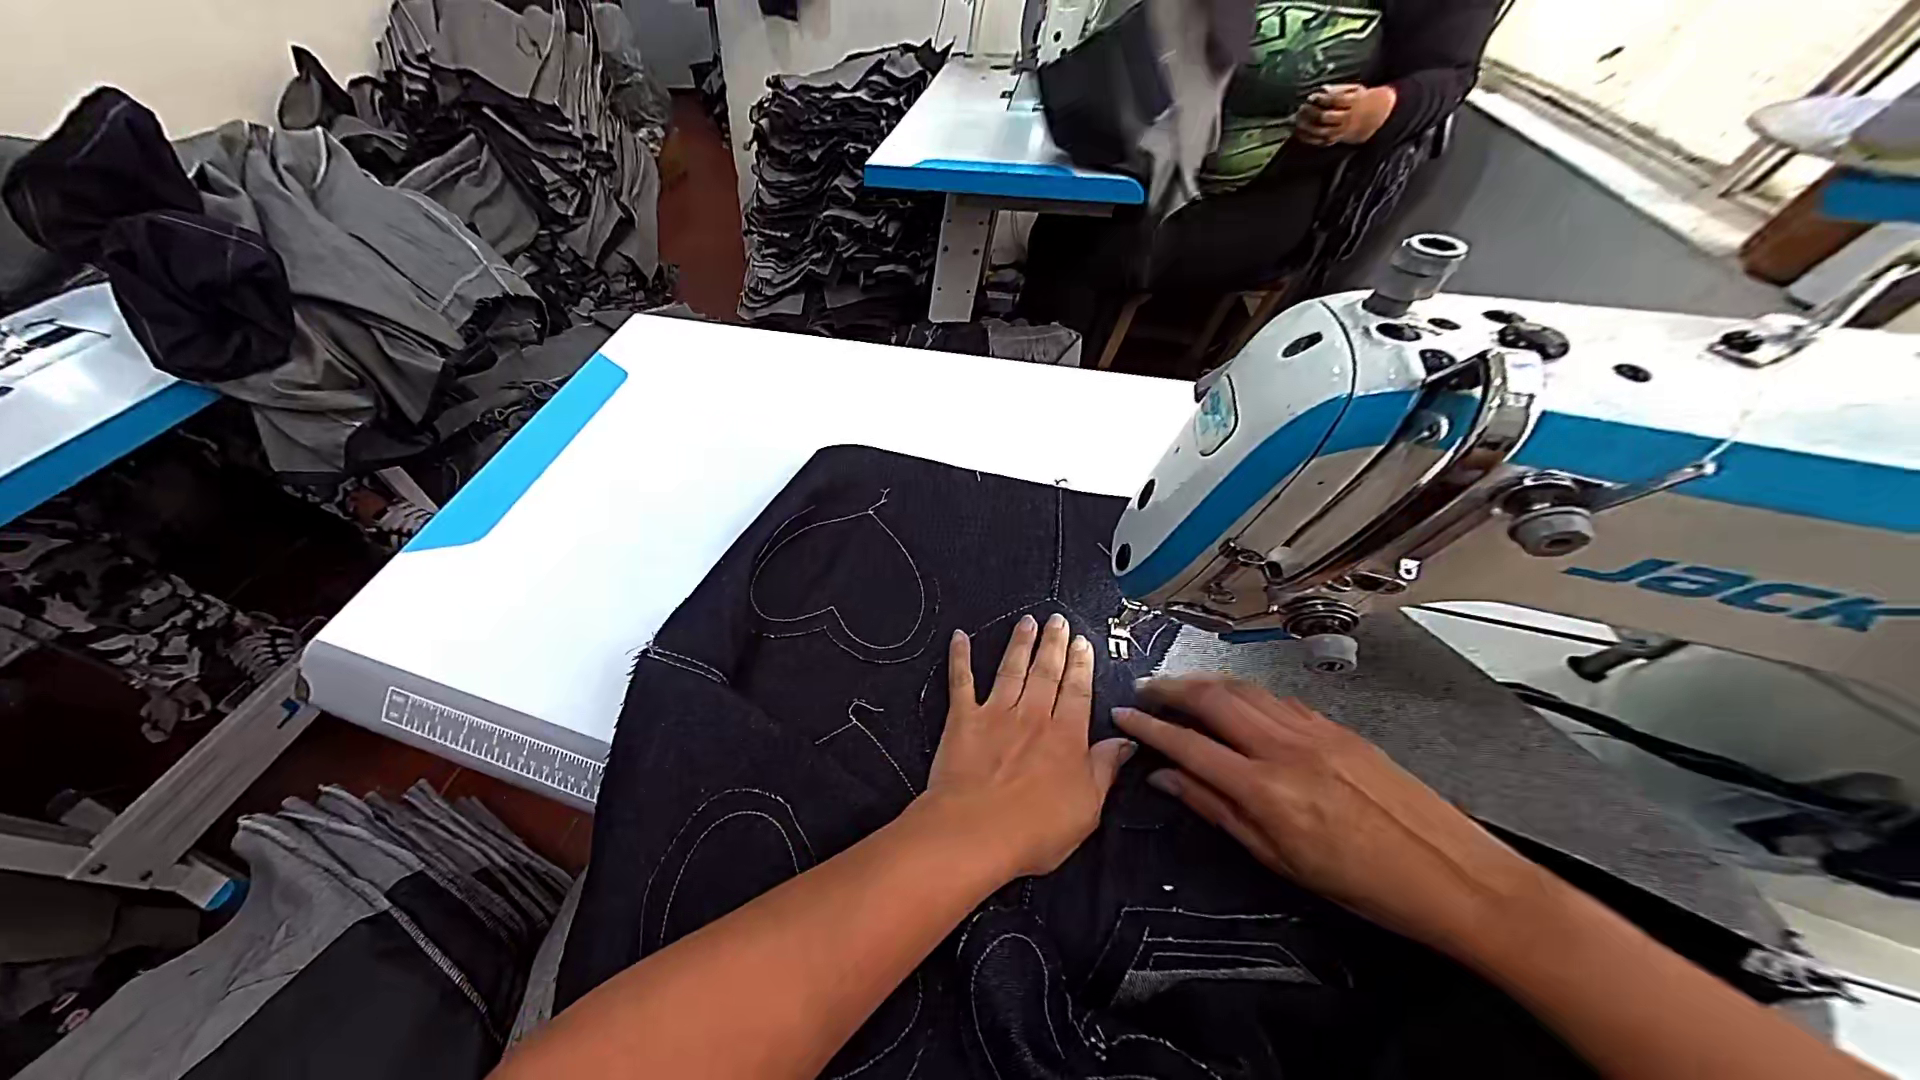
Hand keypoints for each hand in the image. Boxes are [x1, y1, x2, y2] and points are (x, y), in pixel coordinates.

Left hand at [920, 614, 1135, 878]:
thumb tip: (1124, 743)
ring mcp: (996, 714)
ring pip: (1011, 669)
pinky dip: (960, 657)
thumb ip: (1105, 769)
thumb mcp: (1087, 808)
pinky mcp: (962, 720)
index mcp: (1065, 737)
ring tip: (1028, 621)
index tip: (1082, 643)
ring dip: (1020, 643)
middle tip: (1058, 620)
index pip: (1077, 691)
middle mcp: (1032, 716)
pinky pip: (961, 681)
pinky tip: (959, 637)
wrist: (975, 831)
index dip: (1081, 665)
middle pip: (1046, 672)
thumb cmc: (1034, 829)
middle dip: (1054, 644)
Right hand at [1114, 678, 1549, 957]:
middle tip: (1145, 690)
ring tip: (1180, 687)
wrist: (1455, 876)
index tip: (1126, 717)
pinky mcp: (1335, 726)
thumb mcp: (1279, 859)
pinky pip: (1275, 697)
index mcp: (1266, 789)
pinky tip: (1235, 698)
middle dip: (1170, 688)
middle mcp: (1285, 748)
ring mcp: (1313, 730)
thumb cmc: (1368, 883)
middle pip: (1211, 699)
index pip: (1188, 745)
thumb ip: (1217, 811)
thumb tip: (1170, 781)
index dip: (1149, 728)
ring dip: (1204, 683)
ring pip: (1243, 689)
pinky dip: (1243, 691)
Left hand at [1296, 83, 1396, 145]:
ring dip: (1306, 126)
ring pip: (1320, 131)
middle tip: (1301, 108)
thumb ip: (1339, 89)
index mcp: (1354, 102)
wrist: (1375, 118)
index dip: (1320, 99)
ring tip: (1297, 120)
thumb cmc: (1361, 100)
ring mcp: (1341, 131)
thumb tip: (1322, 89)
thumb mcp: (1355, 90)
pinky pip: (1318, 141)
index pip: (1334, 100)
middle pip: (1325, 117)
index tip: (1311, 97)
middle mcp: (1347, 118)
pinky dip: (1306, 137)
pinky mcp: (1335, 140)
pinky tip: (1298, 132)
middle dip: (1311, 112)